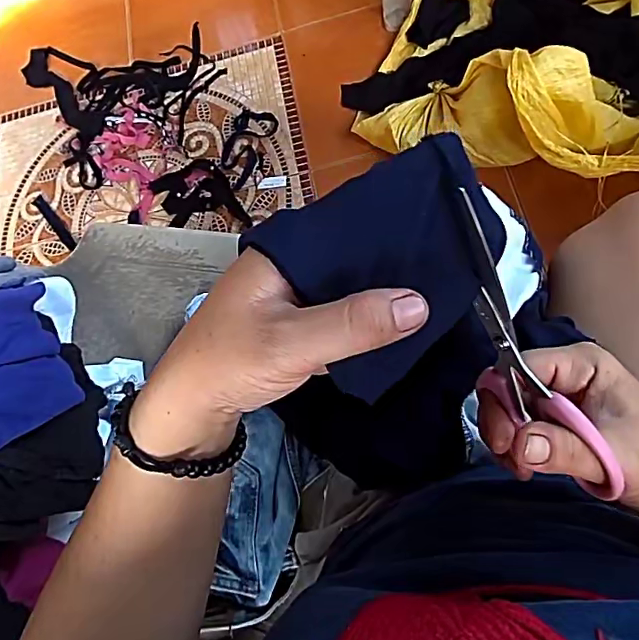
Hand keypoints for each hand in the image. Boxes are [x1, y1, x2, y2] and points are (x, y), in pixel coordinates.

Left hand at [129, 249, 427, 458]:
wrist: (192, 410)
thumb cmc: (229, 364)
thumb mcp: (293, 344)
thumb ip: (353, 325)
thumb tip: (419, 303)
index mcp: (282, 252)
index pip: (346, 229)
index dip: (389, 235)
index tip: (438, 241)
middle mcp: (291, 265)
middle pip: (351, 259)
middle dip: (391, 268)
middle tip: (445, 270)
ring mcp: (296, 295)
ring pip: (349, 287)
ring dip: (380, 296)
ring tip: (433, 292)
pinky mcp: (301, 321)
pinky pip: (343, 312)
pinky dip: (366, 319)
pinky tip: (398, 322)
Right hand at [476, 343, 638, 522]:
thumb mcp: (612, 458)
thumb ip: (564, 449)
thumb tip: (519, 442)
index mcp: (586, 364)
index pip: (522, 365)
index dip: (505, 398)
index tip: (505, 441)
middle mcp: (569, 372)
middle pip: (509, 383)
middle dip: (502, 421)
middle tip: (510, 458)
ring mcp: (562, 395)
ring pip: (510, 405)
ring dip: (507, 438)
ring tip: (523, 468)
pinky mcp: (558, 418)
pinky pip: (521, 424)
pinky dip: (516, 446)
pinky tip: (528, 466)